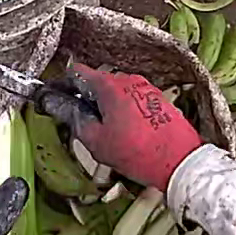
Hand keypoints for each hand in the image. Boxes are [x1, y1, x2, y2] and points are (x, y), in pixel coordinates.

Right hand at [38, 62, 203, 190]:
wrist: (181, 162)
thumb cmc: (137, 152)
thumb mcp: (95, 139)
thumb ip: (73, 117)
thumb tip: (55, 103)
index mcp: (109, 86)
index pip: (75, 72)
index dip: (61, 85)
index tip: (53, 97)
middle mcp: (128, 80)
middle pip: (96, 82)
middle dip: (83, 98)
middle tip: (77, 120)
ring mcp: (145, 88)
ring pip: (114, 91)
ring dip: (103, 105)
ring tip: (102, 130)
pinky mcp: (157, 99)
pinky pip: (130, 99)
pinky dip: (120, 109)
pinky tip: (122, 131)